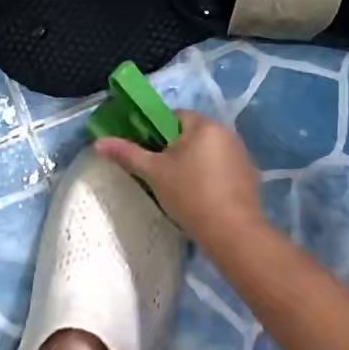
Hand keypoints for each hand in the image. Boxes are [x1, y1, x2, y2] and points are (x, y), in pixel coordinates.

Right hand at [95, 111, 266, 244]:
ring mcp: (242, 156)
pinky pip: (222, 167)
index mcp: (204, 125)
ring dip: (193, 161)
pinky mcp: (250, 177)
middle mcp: (227, 134)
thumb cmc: (190, 194)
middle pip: (191, 133)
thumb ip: (126, 153)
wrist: (233, 234)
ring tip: (178, 185)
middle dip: (174, 147)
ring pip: (207, 151)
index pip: (174, 115)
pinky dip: (210, 175)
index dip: (155, 130)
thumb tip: (98, 142)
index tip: (147, 150)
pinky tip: (200, 195)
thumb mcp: (153, 172)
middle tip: (159, 169)